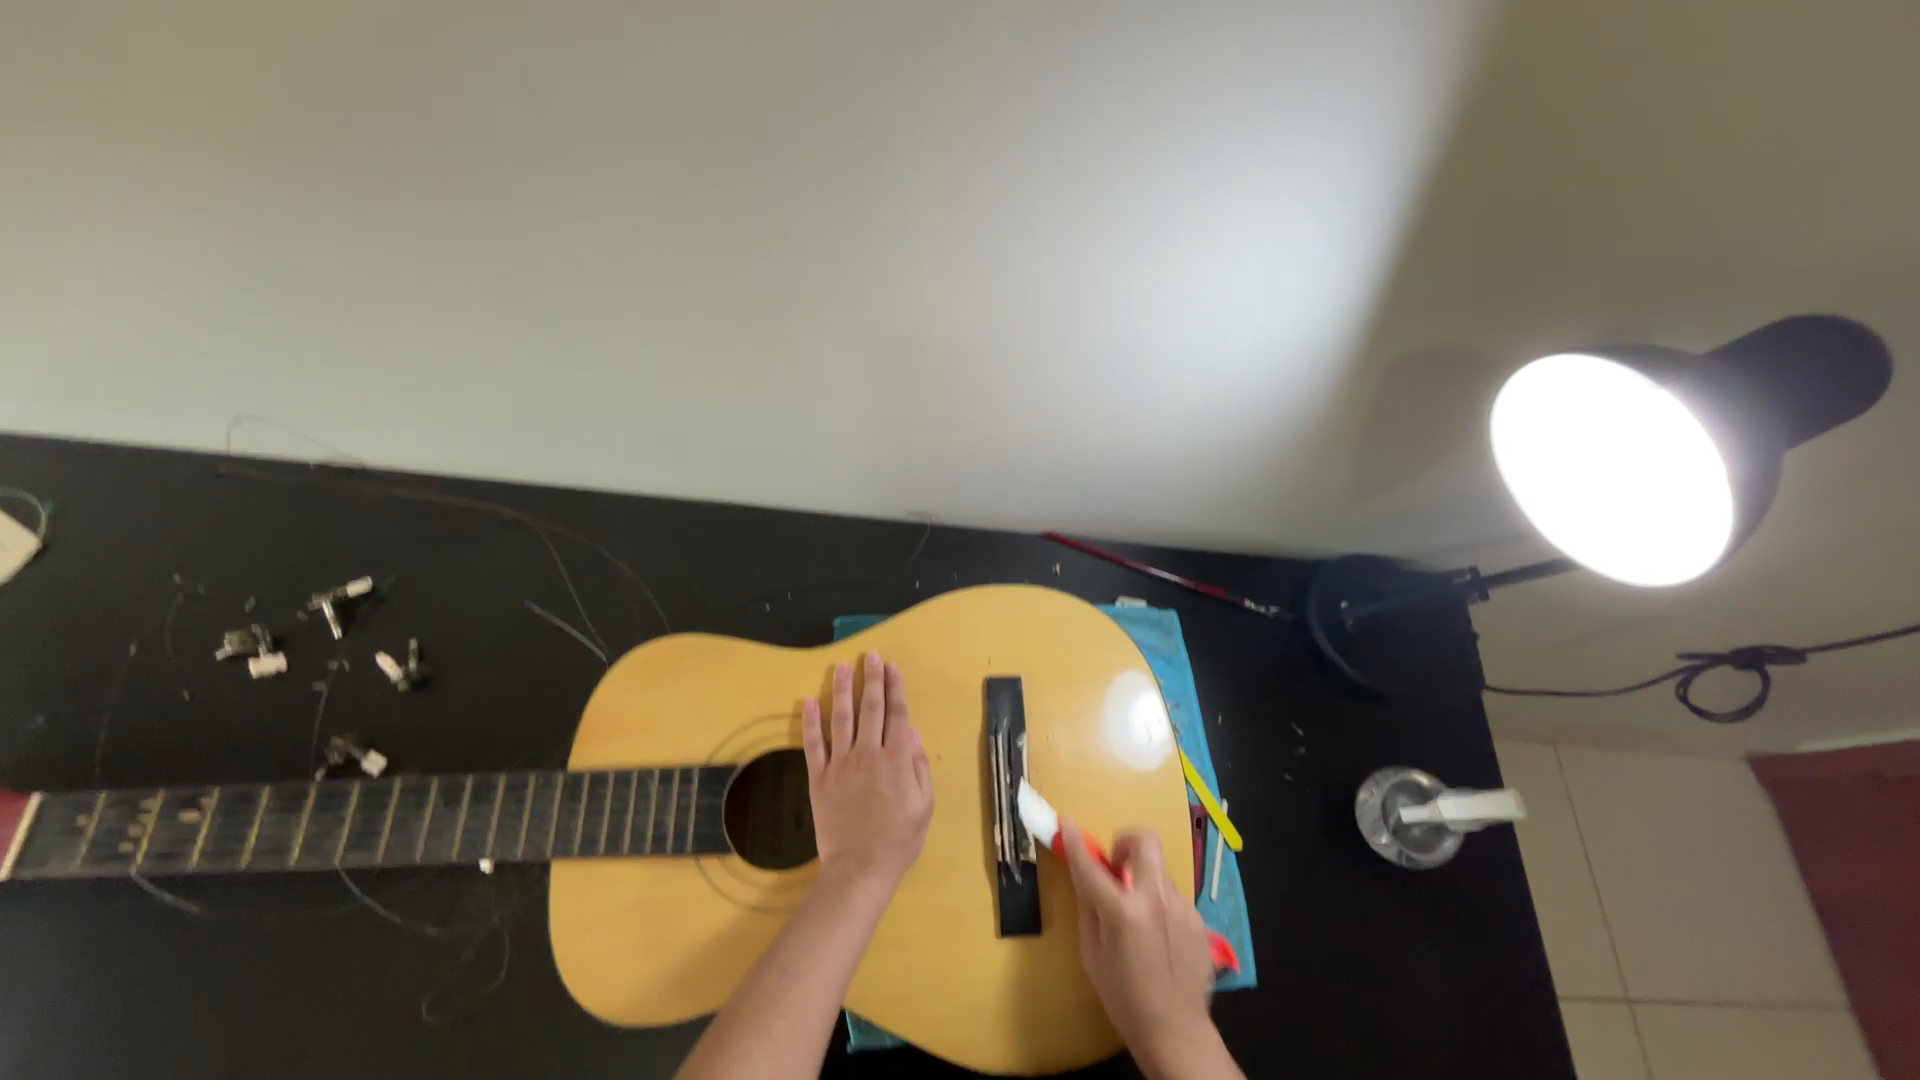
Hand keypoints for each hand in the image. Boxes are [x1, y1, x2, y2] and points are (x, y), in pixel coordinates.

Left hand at [801, 652, 933, 892]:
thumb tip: (911, 732)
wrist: (860, 868)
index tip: (893, 667)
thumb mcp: (924, 804)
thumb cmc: (899, 839)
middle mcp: (868, 754)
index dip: (896, 689)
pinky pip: (813, 744)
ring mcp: (841, 764)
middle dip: (872, 679)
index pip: (897, 715)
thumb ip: (918, 766)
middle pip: (870, 709)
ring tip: (841, 666)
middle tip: (870, 656)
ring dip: (842, 690)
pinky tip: (809, 702)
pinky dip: (811, 722)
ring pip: (841, 719)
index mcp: (896, 760)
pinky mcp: (819, 778)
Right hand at [1062, 826, 1226, 1074]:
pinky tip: (1157, 936)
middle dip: (1126, 842)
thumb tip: (1087, 877)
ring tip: (1138, 916)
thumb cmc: (1123, 998)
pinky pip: (1172, 897)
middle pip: (1144, 840)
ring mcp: (1181, 906)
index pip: (1091, 864)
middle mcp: (1155, 899)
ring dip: (1143, 880)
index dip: (1076, 840)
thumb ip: (1089, 908)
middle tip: (1117, 867)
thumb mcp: (1092, 954)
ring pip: (1159, 871)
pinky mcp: (1198, 918)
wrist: (1176, 1031)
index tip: (1067, 822)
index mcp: (1122, 911)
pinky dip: (1159, 904)